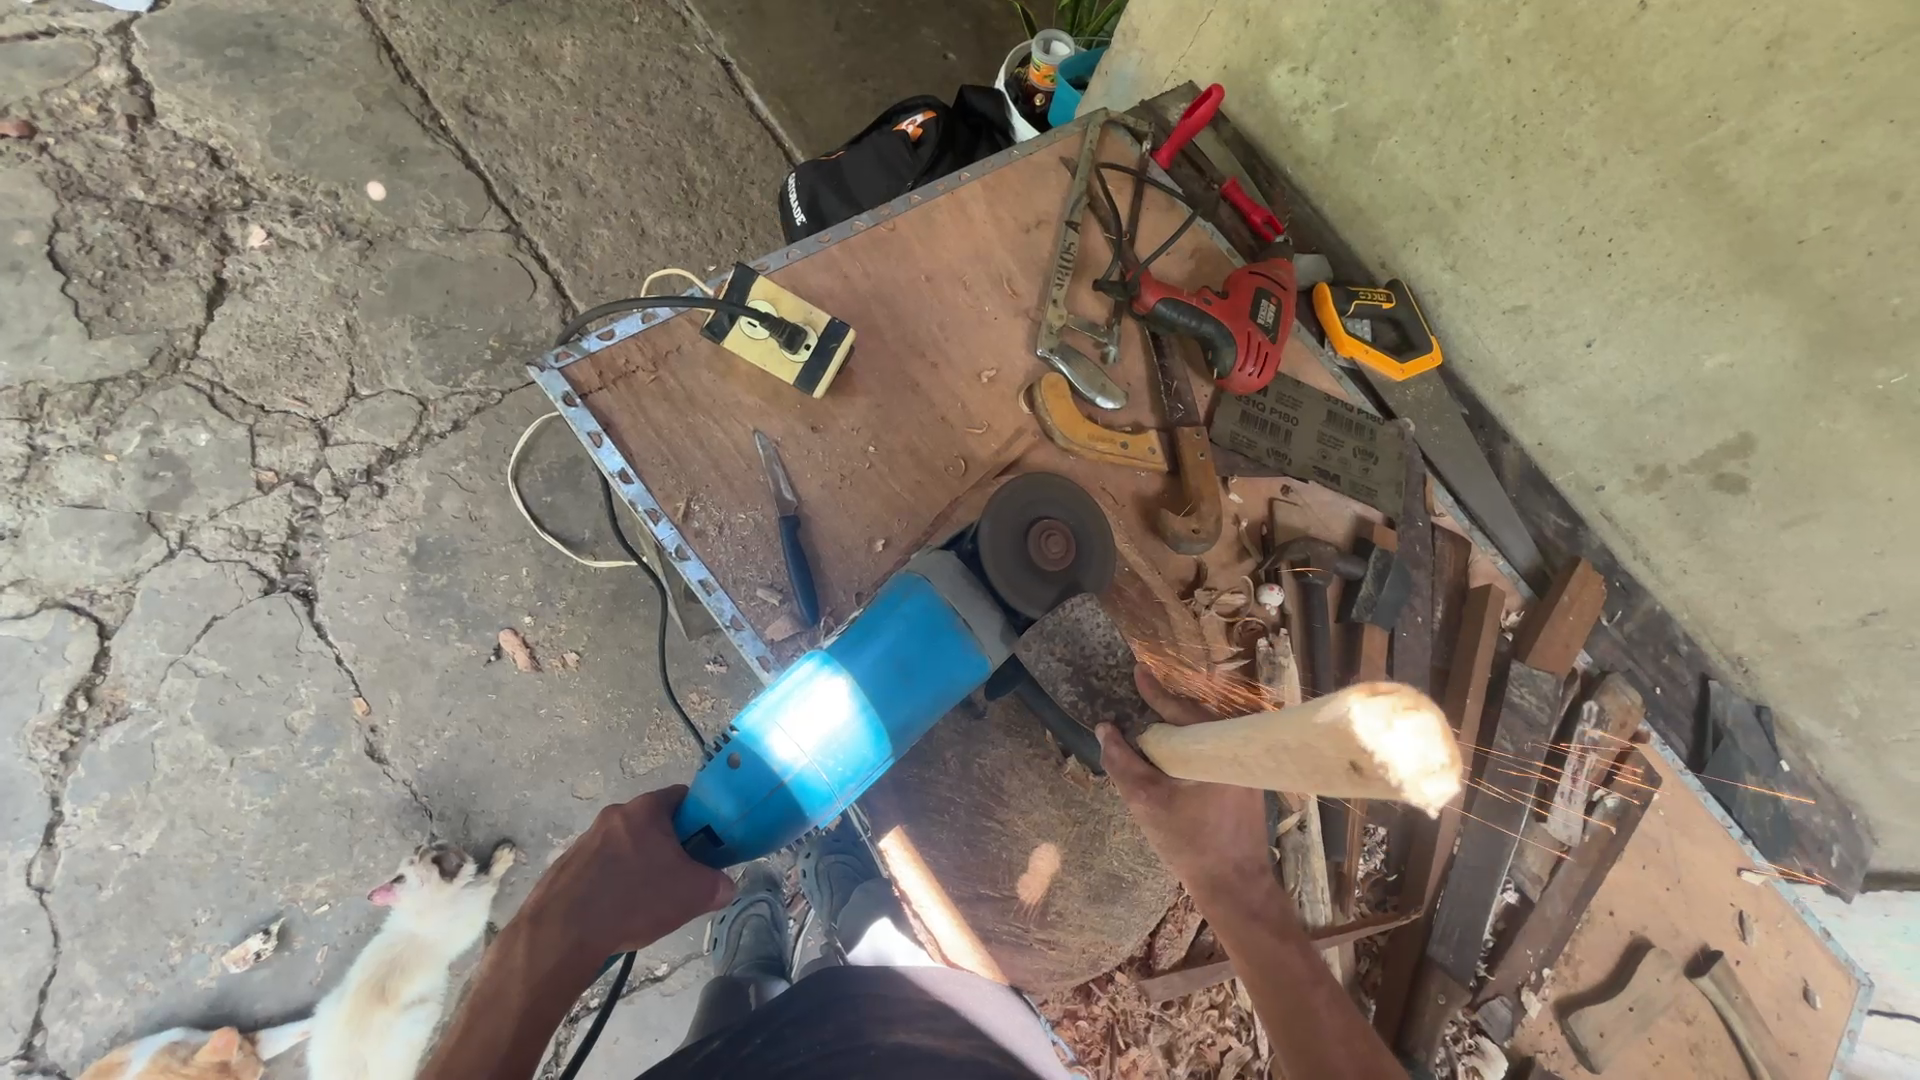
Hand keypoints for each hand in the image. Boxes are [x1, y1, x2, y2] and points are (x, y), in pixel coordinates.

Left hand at [518, 786, 735, 959]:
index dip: (701, 817)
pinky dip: (611, 884)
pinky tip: (615, 914)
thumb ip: (718, 885)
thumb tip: (724, 887)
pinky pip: (599, 869)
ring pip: (625, 847)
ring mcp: (584, 840)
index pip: (683, 797)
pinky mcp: (564, 868)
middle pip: (653, 823)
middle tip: (680, 876)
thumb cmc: (634, 900)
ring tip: (645, 902)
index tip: (707, 844)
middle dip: (669, 846)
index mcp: (646, 810)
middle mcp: (614, 815)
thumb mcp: (693, 894)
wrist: (561, 936)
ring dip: (638, 866)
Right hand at [1097, 666, 1273, 900]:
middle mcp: (1236, 752)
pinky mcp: (1246, 787)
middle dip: (1167, 710)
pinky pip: (1213, 755)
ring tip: (1153, 729)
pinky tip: (1173, 760)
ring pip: (1205, 738)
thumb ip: (1121, 762)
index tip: (1137, 670)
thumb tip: (1104, 729)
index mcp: (1216, 749)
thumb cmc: (1190, 842)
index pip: (1180, 710)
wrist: (1237, 888)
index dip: (1154, 692)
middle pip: (1195, 720)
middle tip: (1142, 698)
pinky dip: (1190, 750)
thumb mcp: (1145, 802)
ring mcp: (1244, 770)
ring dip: (1179, 732)